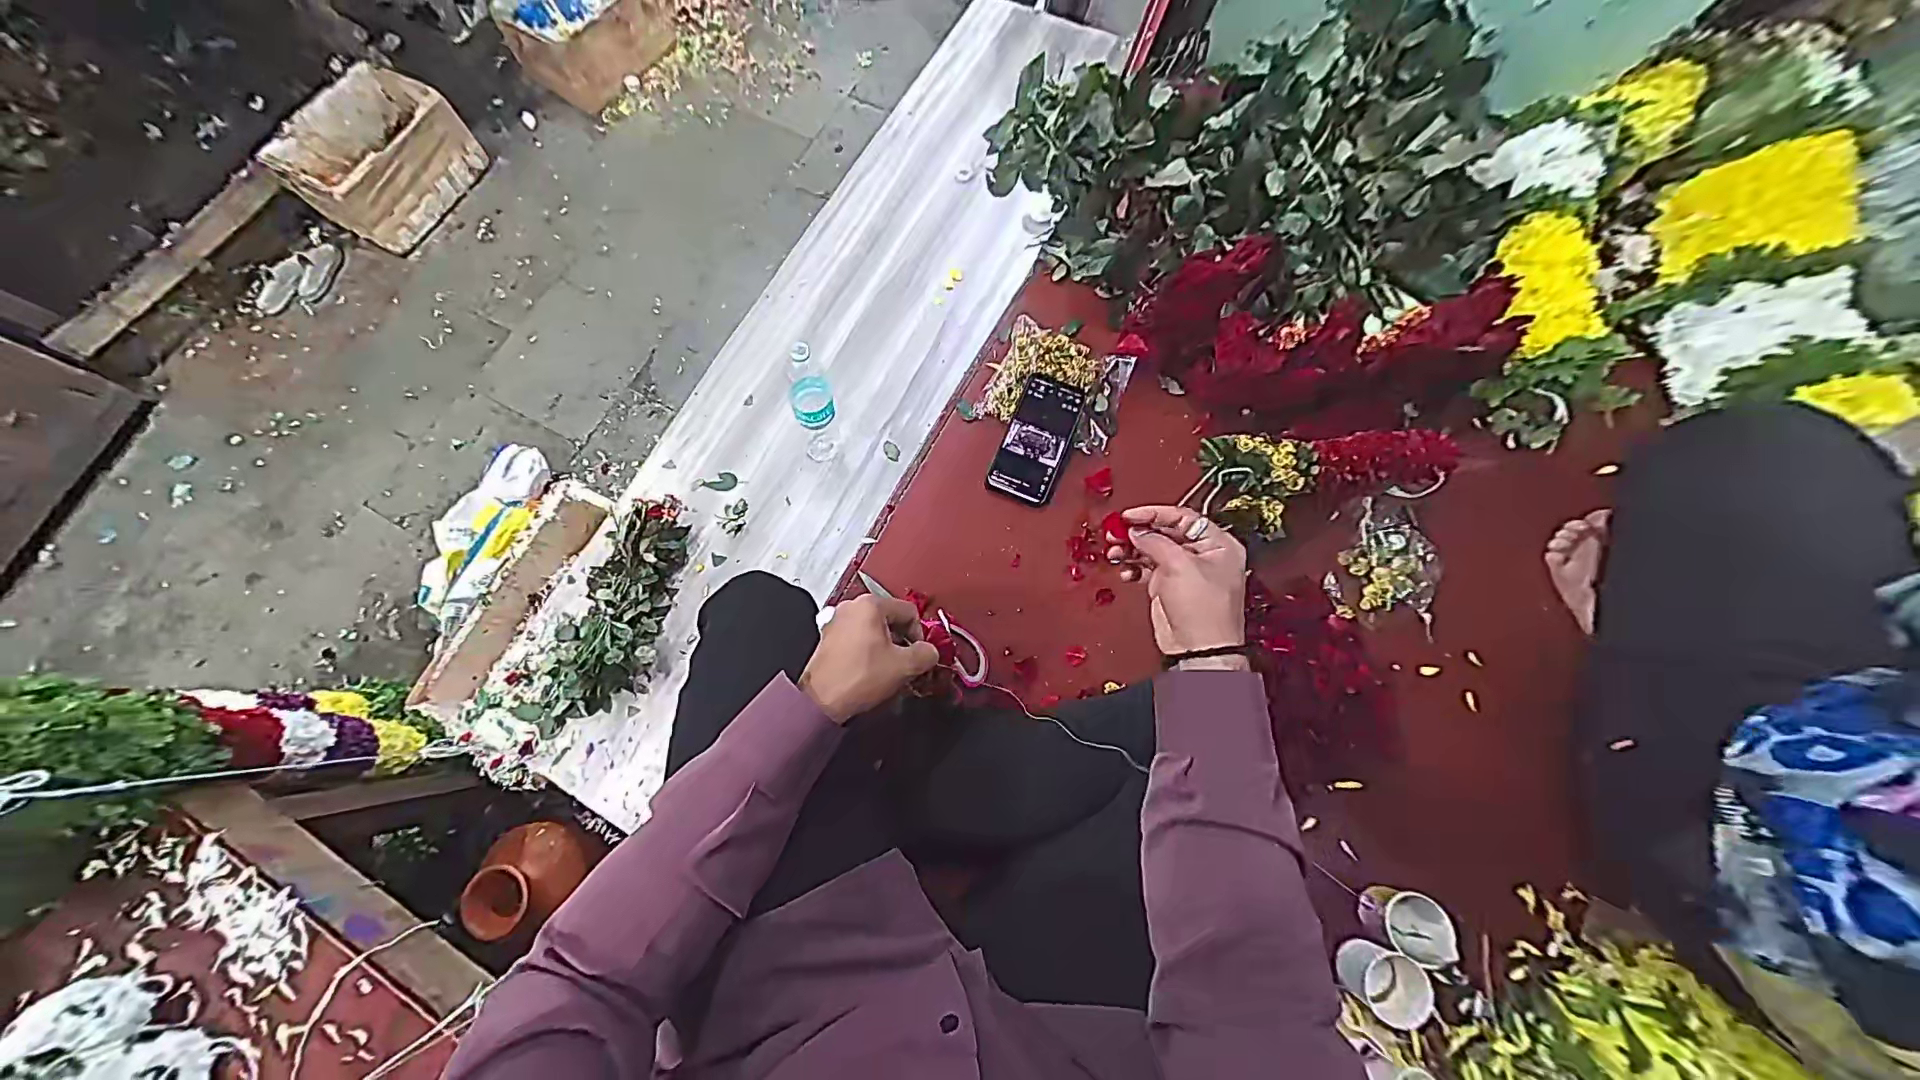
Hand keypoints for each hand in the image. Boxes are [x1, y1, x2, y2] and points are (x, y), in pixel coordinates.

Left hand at [800, 595, 940, 722]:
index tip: (918, 656)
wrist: (821, 700)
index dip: (920, 634)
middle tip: (904, 664)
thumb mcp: (904, 666)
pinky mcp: (828, 637)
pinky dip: (868, 650)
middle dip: (902, 641)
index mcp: (871, 604)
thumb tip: (930, 652)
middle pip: (891, 619)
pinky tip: (868, 670)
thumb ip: (926, 654)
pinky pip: (858, 637)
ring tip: (887, 670)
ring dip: (886, 647)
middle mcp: (852, 605)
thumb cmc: (863, 676)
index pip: (909, 612)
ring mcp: (837, 620)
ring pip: (874, 629)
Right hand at [1108, 505, 1248, 667]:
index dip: (1154, 514)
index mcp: (1218, 544)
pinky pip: (1146, 567)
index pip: (1183, 517)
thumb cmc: (1205, 612)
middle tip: (1117, 531)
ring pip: (1152, 549)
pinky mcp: (1168, 585)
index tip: (1131, 515)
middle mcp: (1202, 555)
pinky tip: (1125, 569)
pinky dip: (1133, 566)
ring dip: (1131, 548)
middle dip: (1139, 531)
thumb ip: (1155, 542)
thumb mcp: (1179, 566)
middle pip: (1165, 532)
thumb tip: (1138, 531)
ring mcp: (1184, 570)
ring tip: (1116, 550)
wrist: (1198, 648)